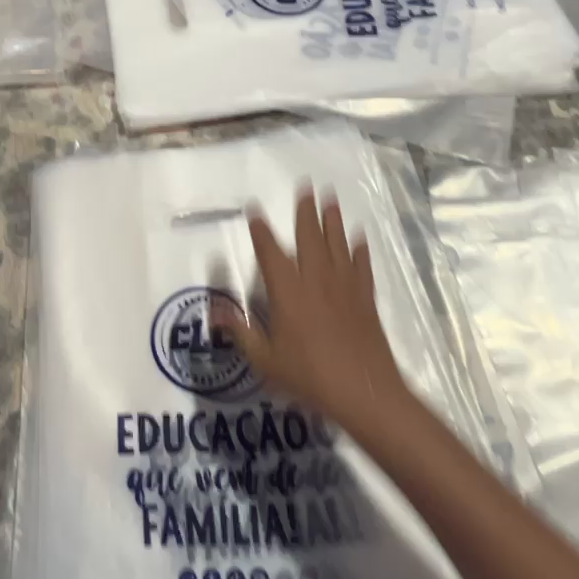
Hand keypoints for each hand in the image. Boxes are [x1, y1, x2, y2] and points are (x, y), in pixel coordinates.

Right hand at [218, 188, 410, 427]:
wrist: (363, 391)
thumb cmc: (308, 376)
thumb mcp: (265, 360)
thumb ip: (241, 332)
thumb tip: (213, 311)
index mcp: (287, 291)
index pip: (270, 252)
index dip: (261, 230)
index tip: (254, 209)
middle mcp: (315, 280)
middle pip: (310, 237)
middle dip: (306, 211)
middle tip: (306, 186)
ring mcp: (344, 287)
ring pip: (337, 244)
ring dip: (333, 220)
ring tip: (330, 199)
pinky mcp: (365, 298)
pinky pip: (362, 266)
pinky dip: (359, 250)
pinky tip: (359, 238)